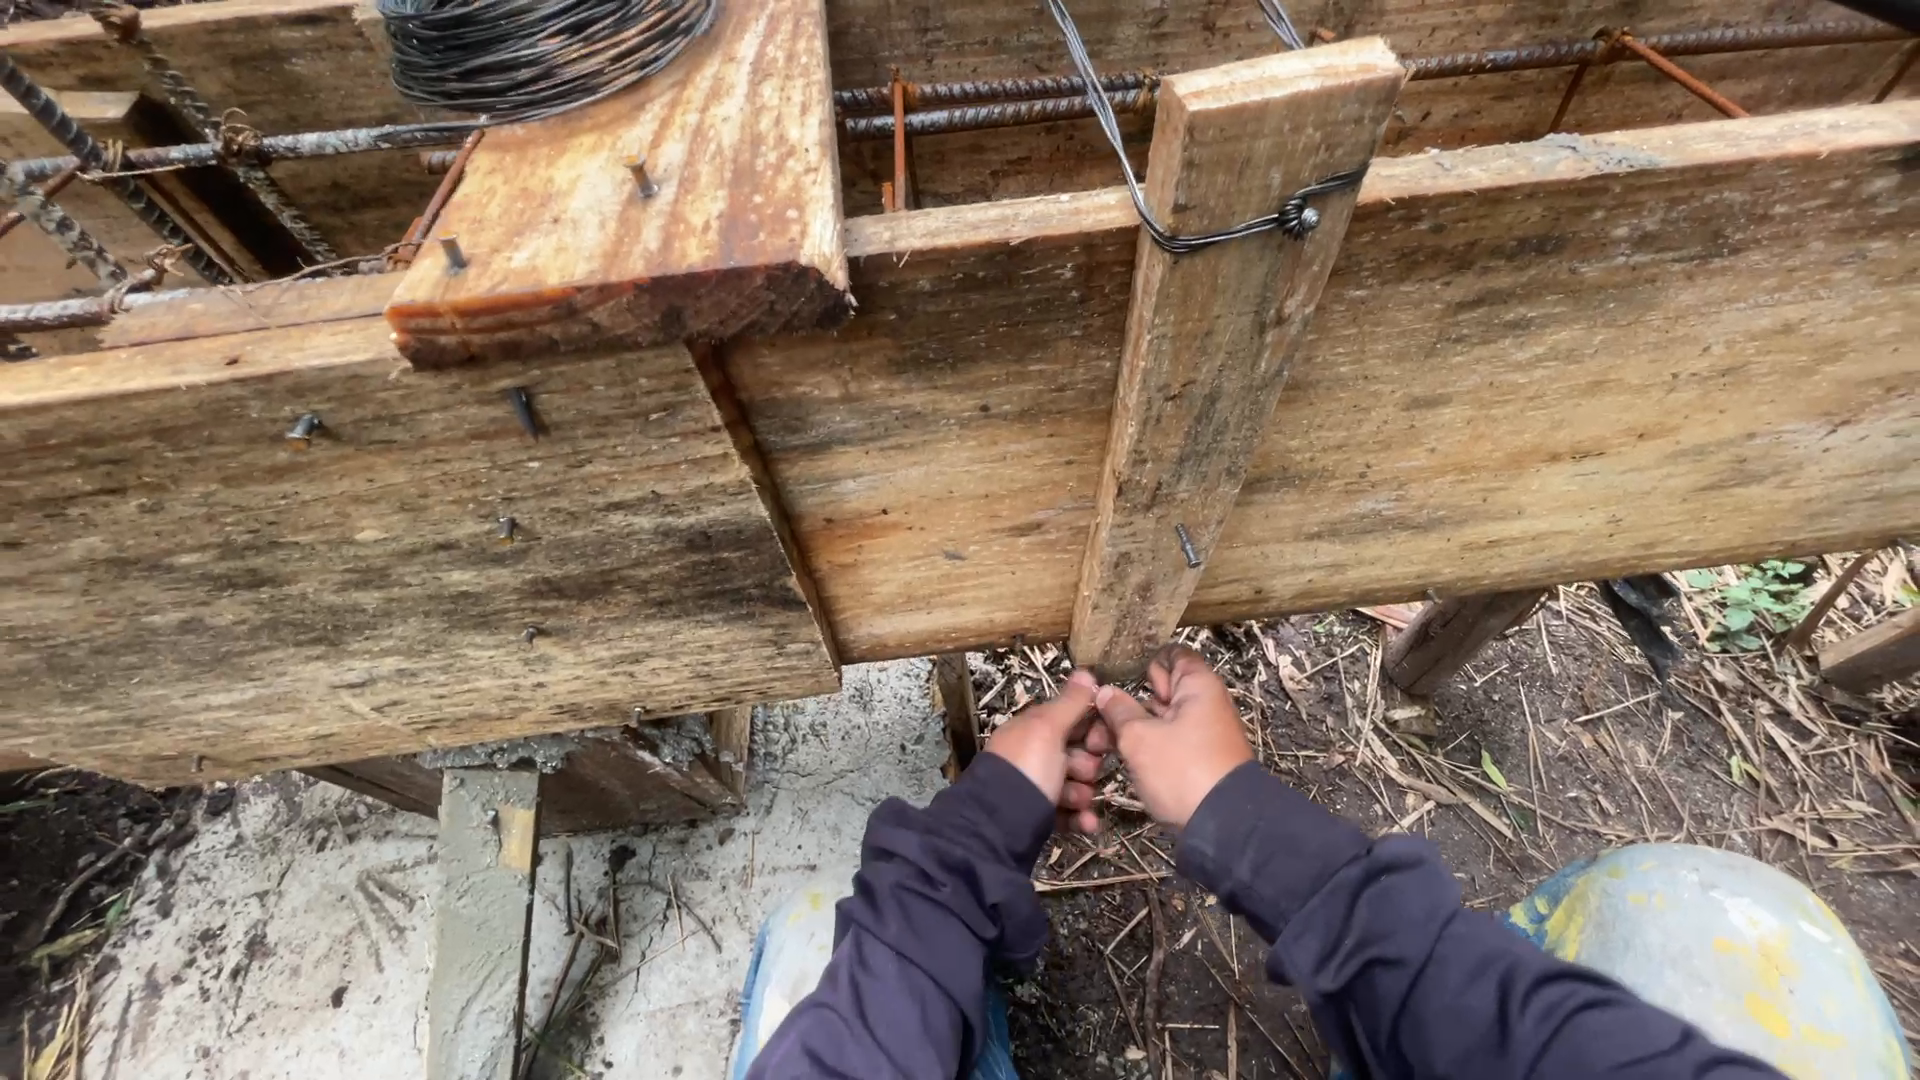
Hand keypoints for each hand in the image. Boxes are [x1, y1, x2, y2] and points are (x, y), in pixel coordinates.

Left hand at [984, 669, 1111, 833]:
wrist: (999, 825)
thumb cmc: (1027, 767)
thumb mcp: (1048, 728)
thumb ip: (1069, 703)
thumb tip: (1085, 671)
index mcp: (1031, 729)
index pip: (1069, 720)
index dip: (1091, 729)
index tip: (1100, 740)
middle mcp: (1031, 756)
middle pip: (1075, 755)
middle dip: (1087, 765)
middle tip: (1083, 771)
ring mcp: (1034, 788)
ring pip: (1074, 786)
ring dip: (1083, 793)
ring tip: (1077, 800)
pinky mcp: (1038, 818)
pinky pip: (1067, 814)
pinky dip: (1079, 818)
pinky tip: (1088, 823)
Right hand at [1093, 645, 1251, 828]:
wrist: (1224, 828)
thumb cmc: (1182, 770)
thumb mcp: (1140, 737)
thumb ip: (1117, 710)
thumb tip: (1104, 691)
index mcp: (1197, 685)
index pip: (1170, 655)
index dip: (1143, 664)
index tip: (1117, 681)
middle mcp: (1203, 704)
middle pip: (1158, 690)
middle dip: (1125, 703)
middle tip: (1097, 724)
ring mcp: (1200, 733)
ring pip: (1157, 719)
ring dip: (1129, 730)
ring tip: (1099, 748)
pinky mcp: (1195, 760)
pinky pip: (1164, 742)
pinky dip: (1144, 748)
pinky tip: (1120, 761)